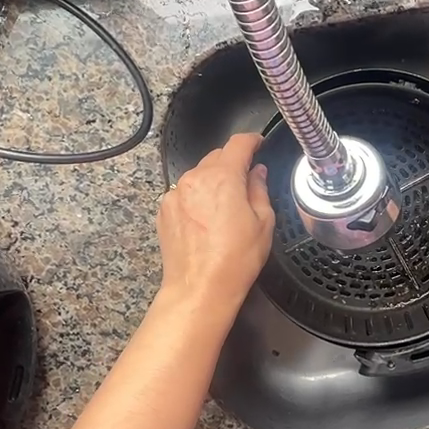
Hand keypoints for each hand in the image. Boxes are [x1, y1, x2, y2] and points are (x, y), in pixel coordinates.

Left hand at [157, 133, 275, 306]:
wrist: (200, 288)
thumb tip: (257, 174)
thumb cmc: (233, 261)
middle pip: (217, 158)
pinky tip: (209, 221)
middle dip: (234, 165)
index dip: (252, 140)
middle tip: (248, 183)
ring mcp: (175, 195)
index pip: (238, 144)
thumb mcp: (263, 222)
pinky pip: (185, 193)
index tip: (258, 142)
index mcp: (223, 178)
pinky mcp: (165, 210)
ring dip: (215, 182)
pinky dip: (198, 198)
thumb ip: (260, 189)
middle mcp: (194, 180)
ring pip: (200, 175)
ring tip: (228, 210)